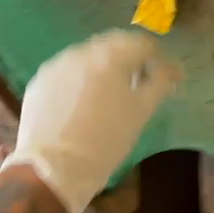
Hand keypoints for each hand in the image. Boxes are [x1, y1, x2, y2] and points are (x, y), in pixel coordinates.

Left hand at [4, 29, 182, 212]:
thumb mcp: (141, 113)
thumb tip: (173, 71)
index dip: (159, 58)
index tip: (168, 77)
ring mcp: (57, 65)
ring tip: (111, 94)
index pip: (143, 43)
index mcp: (111, 56)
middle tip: (141, 83)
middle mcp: (82, 52)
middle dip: (131, 60)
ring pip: (89, 57)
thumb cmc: (105, 141)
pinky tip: (83, 103)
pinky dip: (81, 80)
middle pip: (114, 45)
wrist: (53, 169)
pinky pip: (68, 72)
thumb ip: (160, 83)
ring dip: (104, 68)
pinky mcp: (40, 81)